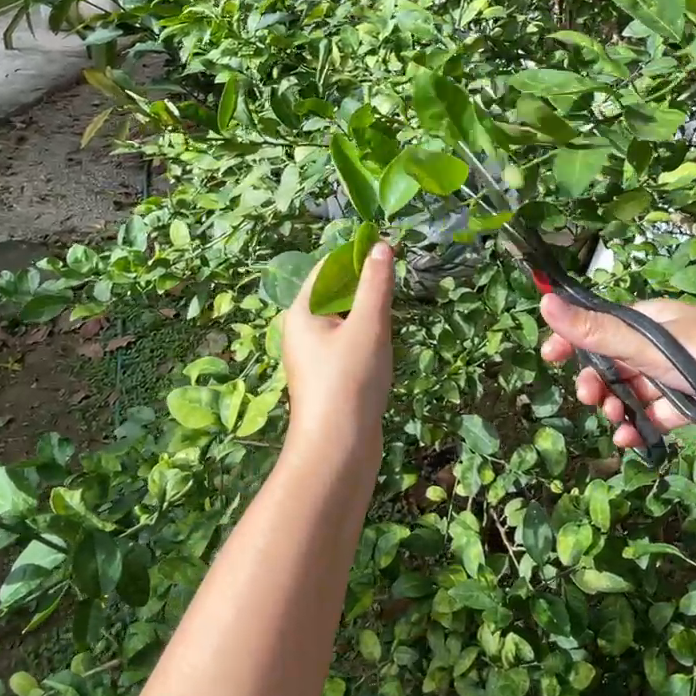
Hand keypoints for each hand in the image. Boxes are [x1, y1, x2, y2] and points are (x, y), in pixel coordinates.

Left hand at [281, 241, 396, 450]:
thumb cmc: (349, 381)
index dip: (356, 257)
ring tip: (391, 321)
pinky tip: (383, 351)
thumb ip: (375, 284)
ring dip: (368, 316)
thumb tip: (380, 245)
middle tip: (394, 291)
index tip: (388, 254)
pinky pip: (347, 344)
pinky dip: (366, 340)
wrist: (338, 450)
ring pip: (344, 321)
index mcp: (302, 312)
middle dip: (365, 289)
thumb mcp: (368, 326)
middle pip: (335, 293)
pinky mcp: (327, 377)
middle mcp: (301, 330)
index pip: (327, 268)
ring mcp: (313, 356)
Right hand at [539, 294, 695, 447]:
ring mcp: (681, 374)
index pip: (601, 323)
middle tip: (589, 399)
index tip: (550, 359)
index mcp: (652, 317)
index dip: (574, 339)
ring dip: (618, 406)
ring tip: (617, 423)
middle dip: (597, 379)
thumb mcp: (650, 345)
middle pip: (615, 359)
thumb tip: (544, 303)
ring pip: (635, 389)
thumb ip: (597, 332)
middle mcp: (664, 342)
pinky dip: (643, 425)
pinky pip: (659, 412)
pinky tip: (632, 441)